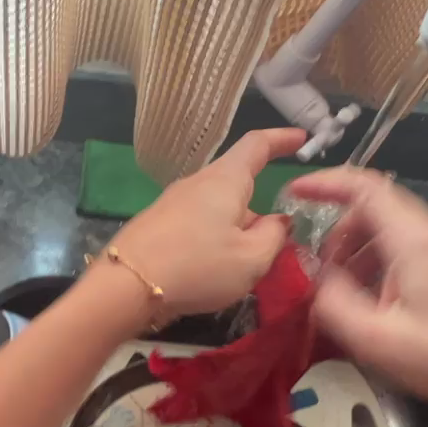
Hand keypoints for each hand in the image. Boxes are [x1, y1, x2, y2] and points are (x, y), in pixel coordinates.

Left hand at [107, 128, 306, 316]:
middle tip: (269, 248)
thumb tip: (278, 222)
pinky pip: (195, 225)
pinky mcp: (155, 225)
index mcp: (225, 180)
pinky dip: (211, 242)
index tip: (302, 139)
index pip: (257, 145)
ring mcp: (172, 203)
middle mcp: (196, 183)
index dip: (281, 139)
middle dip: (257, 212)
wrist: (125, 286)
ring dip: (233, 232)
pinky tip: (209, 271)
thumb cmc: (197, 267)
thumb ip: (274, 237)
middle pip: (237, 186)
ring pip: (216, 209)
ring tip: (238, 269)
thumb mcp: (251, 259)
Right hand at [284, 167, 427, 420]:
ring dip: (355, 253)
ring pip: (388, 232)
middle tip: (318, 271)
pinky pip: (405, 252)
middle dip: (336, 233)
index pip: (365, 187)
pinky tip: (373, 306)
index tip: (293, 193)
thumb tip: (315, 278)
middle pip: (373, 210)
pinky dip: (376, 266)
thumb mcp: (377, 339)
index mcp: (413, 241)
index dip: (325, 183)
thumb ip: (333, 303)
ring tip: (342, 295)